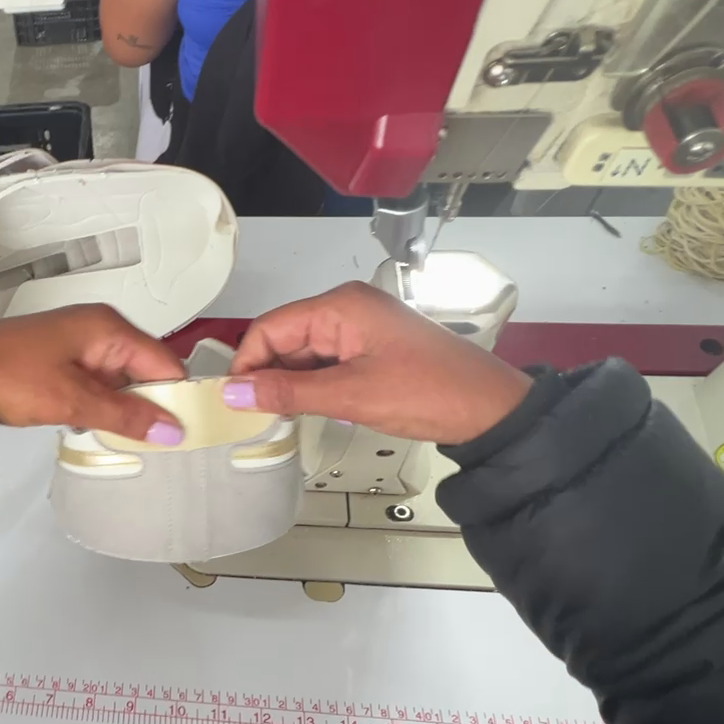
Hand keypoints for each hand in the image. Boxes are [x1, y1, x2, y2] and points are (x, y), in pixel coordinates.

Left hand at [0, 305, 187, 443]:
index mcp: (108, 327)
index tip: (188, 432)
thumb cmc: (6, 376)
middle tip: (163, 444)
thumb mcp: (72, 400)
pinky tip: (104, 429)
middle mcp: (100, 329)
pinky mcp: (64, 361)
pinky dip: (105, 406)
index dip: (178, 396)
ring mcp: (80, 344)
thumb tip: (171, 430)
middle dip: (154, 405)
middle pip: (146, 369)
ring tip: (136, 442)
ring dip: (128, 409)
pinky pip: (100, 383)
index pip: (164, 361)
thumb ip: (125, 416)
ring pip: (122, 380)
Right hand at [223, 282, 531, 444]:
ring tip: (281, 416)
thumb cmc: (431, 392)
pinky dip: (308, 386)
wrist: (488, 409)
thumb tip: (236, 392)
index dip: (247, 363)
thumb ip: (288, 392)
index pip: (270, 327)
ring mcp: (357, 329)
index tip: (235, 400)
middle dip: (265, 375)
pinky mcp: (367, 349)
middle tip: (253, 414)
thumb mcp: (350, 395)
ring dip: (287, 384)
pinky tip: (307, 409)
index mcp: (341, 307)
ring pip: (300, 354)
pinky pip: (322, 363)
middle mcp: (346, 310)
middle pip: (282, 338)